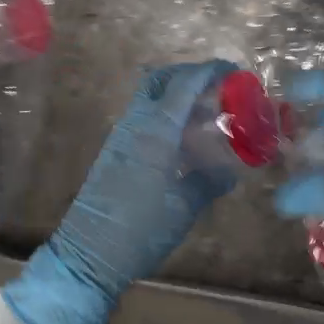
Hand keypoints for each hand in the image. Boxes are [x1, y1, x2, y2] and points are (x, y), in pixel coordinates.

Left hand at [3, 59, 237, 323]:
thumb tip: (232, 170)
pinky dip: (166, 114)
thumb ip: (209, 182)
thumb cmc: (141, 229)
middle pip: (160, 79)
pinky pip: (144, 117)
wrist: (89, 253)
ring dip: (177, 95)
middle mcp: (136, 123)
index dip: (209, 71)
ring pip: (150, 97)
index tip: (234, 71)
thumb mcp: (184, 208)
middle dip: (189, 74)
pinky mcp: (115, 149)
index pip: (184, 83)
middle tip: (216, 86)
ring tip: (207, 113)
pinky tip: (184, 138)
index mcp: (156, 130)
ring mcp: (122, 135)